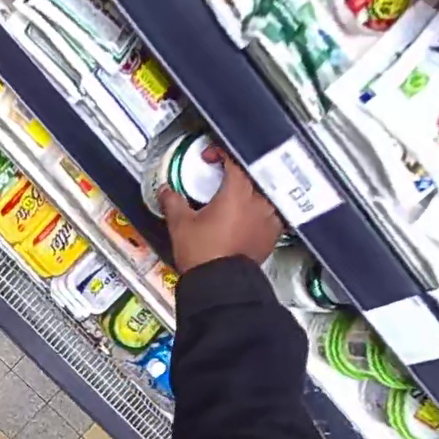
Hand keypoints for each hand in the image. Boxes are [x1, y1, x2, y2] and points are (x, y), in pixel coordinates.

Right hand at [158, 146, 282, 271]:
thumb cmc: (203, 256)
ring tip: (237, 197)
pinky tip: (249, 216)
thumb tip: (167, 192)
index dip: (220, 153)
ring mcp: (268, 219)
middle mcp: (258, 202)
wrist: (218, 285)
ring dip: (251, 192)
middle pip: (252, 175)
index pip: (233, 160)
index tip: (210, 158)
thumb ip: (173, 202)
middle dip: (236, 173)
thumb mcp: (180, 225)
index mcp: (237, 192)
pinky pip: (270, 214)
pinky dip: (260, 212)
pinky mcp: (271, 236)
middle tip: (222, 179)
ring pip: (264, 193)